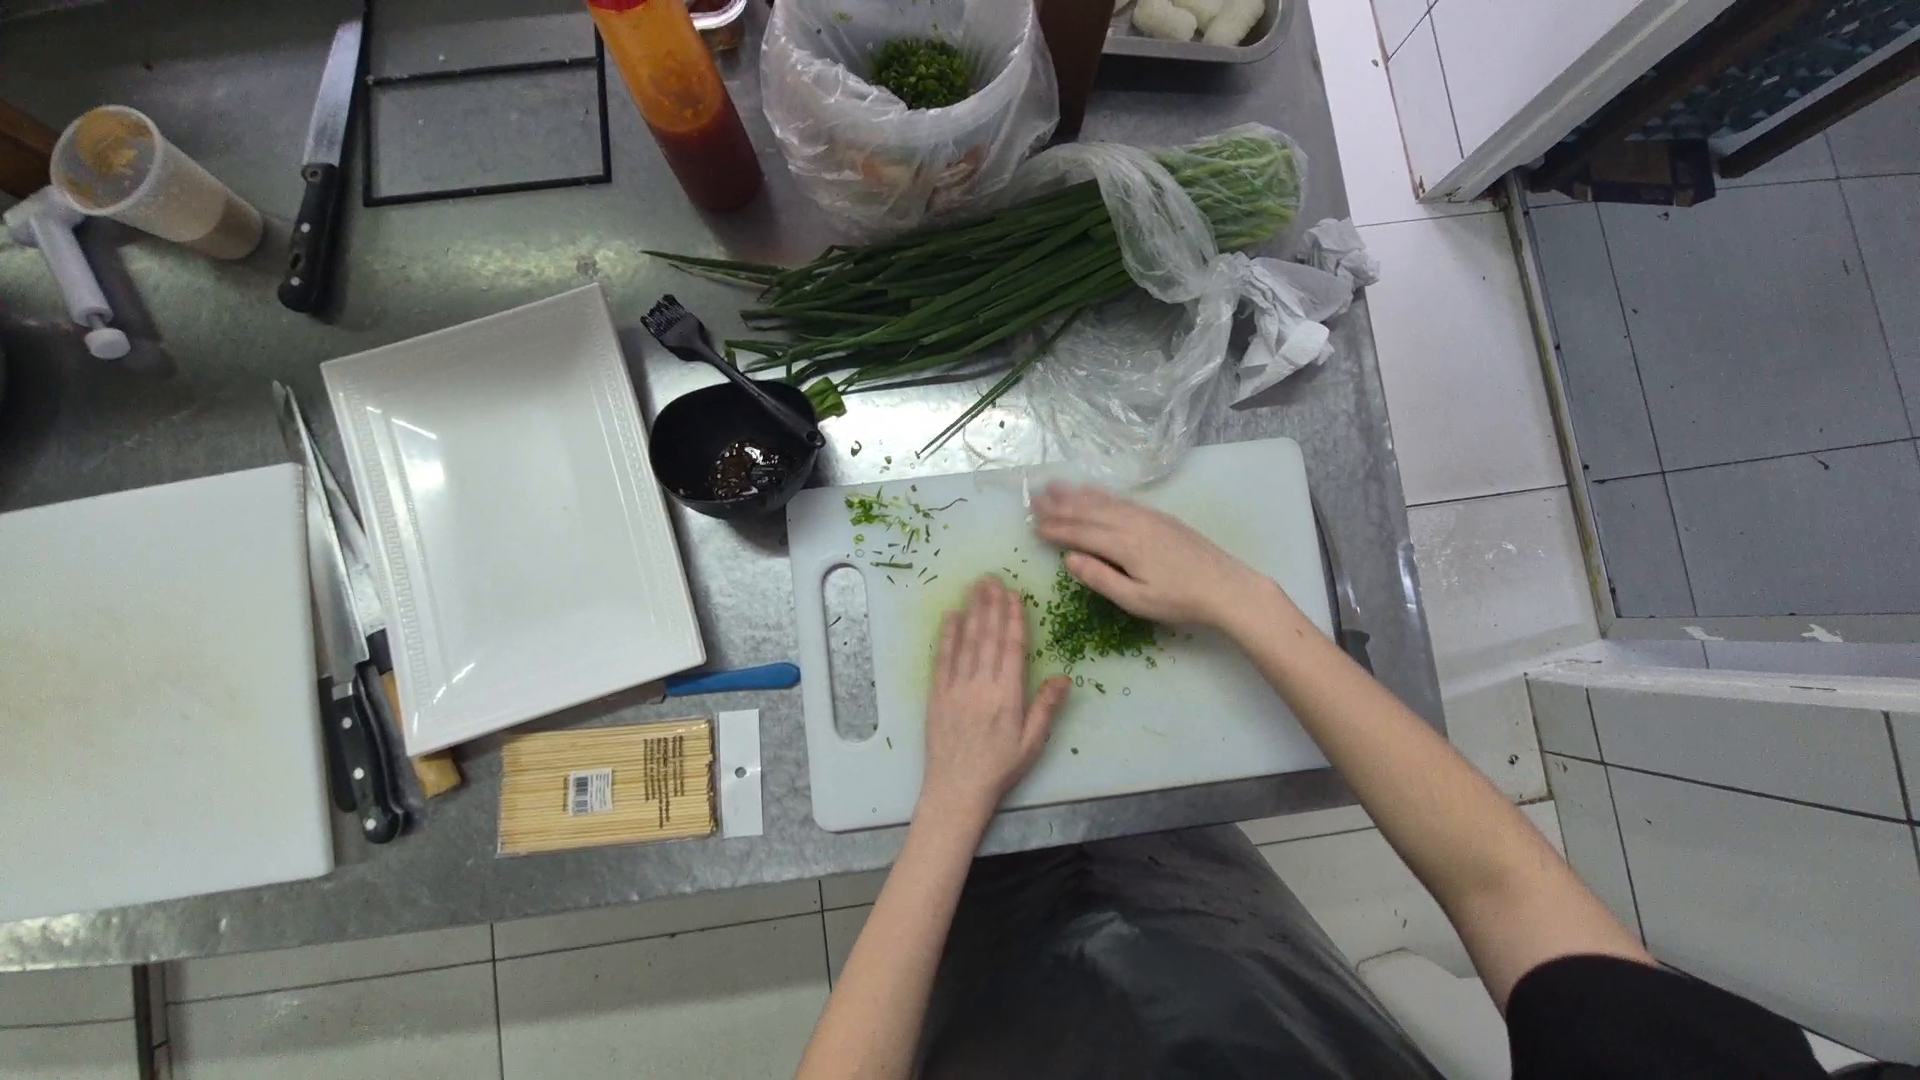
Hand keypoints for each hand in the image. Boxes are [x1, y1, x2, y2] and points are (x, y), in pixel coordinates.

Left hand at [919, 577, 1069, 825]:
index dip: (1013, 619)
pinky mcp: (937, 695)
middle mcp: (981, 685)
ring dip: (972, 612)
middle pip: (987, 637)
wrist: (956, 790)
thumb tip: (1063, 677)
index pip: (1011, 648)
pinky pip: (942, 659)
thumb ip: (1046, 707)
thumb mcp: (1032, 743)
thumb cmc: (999, 769)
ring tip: (976, 588)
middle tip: (993, 578)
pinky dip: (947, 636)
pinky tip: (951, 616)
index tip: (1015, 596)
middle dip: (992, 605)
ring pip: (966, 642)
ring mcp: (956, 688)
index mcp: (1008, 696)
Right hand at [1031, 482, 1286, 629]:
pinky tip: (1093, 492)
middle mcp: (1133, 523)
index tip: (1033, 526)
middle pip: (1088, 511)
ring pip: (1104, 501)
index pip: (1081, 533)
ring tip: (1054, 486)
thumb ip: (1101, 578)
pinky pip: (1121, 500)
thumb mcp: (1136, 601)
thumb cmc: (1180, 601)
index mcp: (1124, 545)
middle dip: (1059, 505)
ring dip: (1076, 494)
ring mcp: (1147, 516)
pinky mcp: (1159, 517)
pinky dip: (1101, 494)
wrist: (1227, 587)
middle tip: (1033, 497)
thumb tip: (1070, 559)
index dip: (1055, 529)